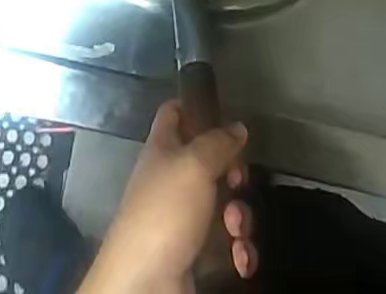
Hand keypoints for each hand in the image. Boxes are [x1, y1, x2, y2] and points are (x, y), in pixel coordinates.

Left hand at [78, 101, 255, 293]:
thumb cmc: (165, 210)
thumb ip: (218, 143)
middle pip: (209, 162)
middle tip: (239, 181)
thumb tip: (237, 127)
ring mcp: (182, 218)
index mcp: (162, 147)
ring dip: (240, 216)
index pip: (174, 113)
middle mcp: (170, 178)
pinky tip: (239, 259)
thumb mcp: (194, 164)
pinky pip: (226, 245)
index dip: (195, 107)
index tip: (223, 116)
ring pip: (223, 205)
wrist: (145, 282)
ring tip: (235, 228)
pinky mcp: (195, 253)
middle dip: (233, 173)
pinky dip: (238, 251)